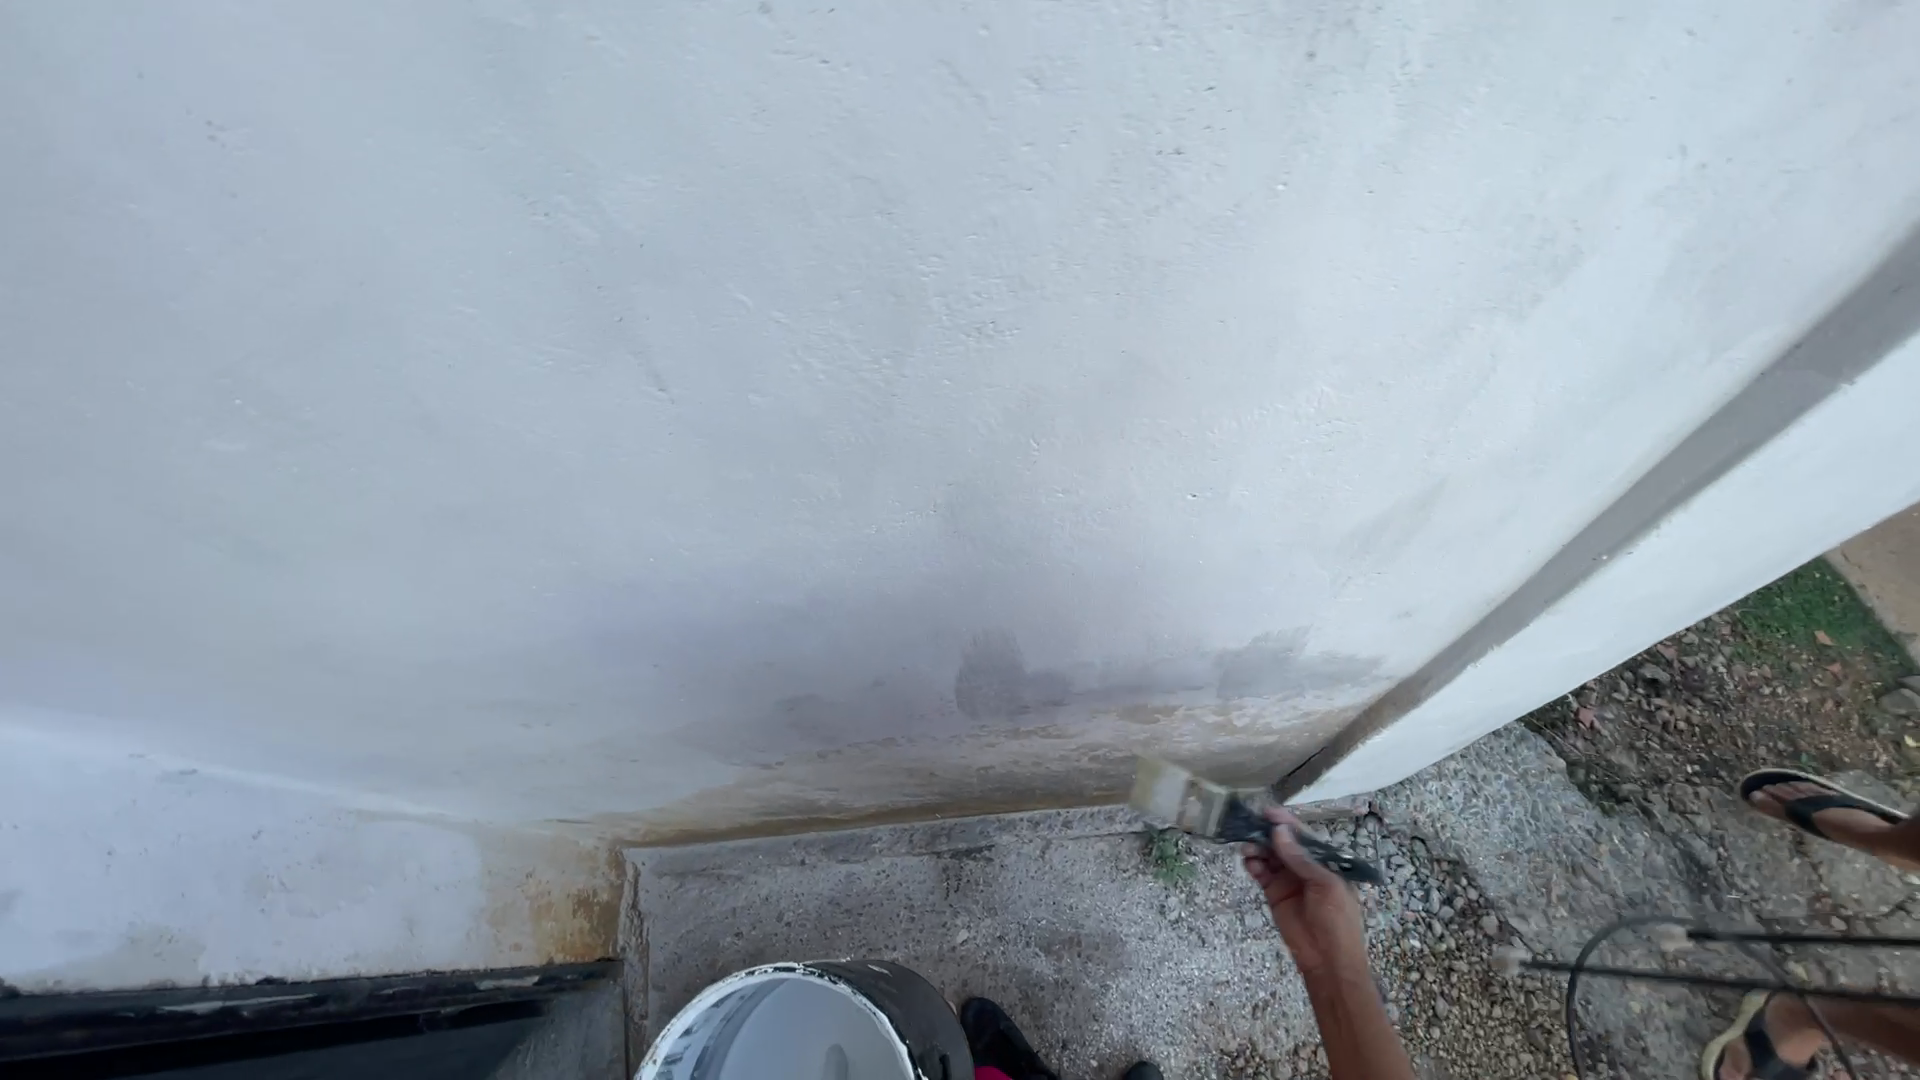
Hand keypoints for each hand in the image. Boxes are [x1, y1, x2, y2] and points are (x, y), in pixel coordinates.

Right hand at [1242, 807, 1368, 979]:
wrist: (1328, 961)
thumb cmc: (1337, 921)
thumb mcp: (1326, 886)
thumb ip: (1300, 859)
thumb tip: (1278, 831)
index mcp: (1323, 862)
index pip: (1302, 836)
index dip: (1286, 823)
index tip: (1267, 812)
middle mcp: (1303, 866)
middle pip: (1281, 842)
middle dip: (1266, 833)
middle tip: (1249, 827)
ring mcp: (1287, 878)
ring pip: (1268, 854)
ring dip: (1256, 848)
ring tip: (1247, 849)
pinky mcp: (1273, 892)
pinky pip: (1260, 872)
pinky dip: (1253, 865)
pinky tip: (1249, 864)